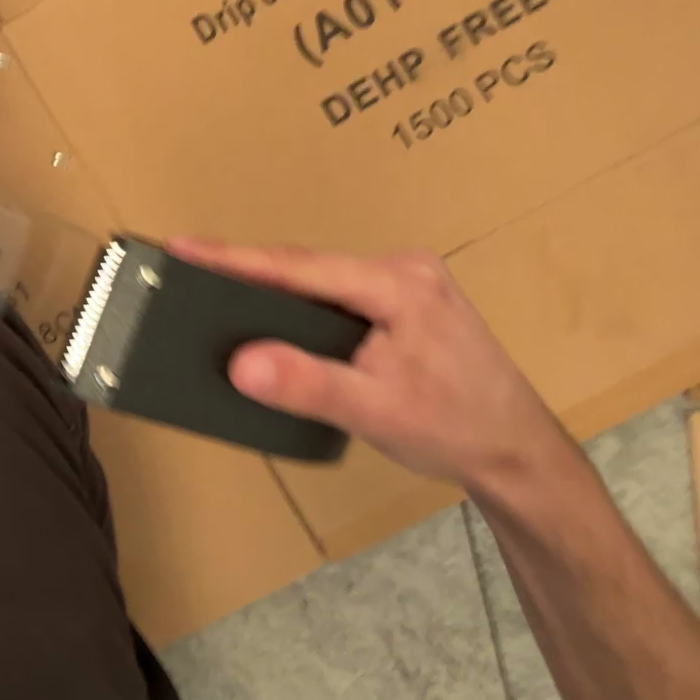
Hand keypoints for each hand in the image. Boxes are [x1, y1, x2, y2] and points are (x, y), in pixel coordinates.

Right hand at [167, 239, 572, 490]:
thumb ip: (308, 384)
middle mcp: (401, 269)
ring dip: (268, 287)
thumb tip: (239, 363)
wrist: (519, 454)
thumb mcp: (376, 411)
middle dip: (245, 270)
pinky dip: (293, 303)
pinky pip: (329, 293)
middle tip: (185, 269)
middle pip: (304, 266)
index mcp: (398, 283)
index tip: (180, 245)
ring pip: (315, 278)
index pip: (298, 266)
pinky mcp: (399, 300)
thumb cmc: (455, 429)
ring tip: (214, 289)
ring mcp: (402, 282)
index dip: (234, 257)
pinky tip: (269, 315)